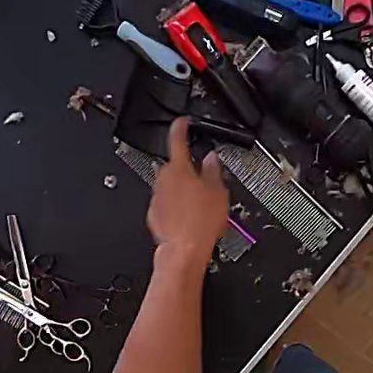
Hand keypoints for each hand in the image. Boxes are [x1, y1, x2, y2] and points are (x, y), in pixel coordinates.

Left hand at [147, 118, 226, 267]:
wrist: (184, 249)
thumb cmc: (200, 223)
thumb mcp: (218, 192)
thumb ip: (212, 171)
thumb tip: (211, 160)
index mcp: (179, 168)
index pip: (178, 139)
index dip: (181, 127)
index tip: (182, 122)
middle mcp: (163, 179)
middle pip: (175, 166)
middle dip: (187, 170)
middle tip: (204, 180)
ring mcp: (157, 196)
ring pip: (170, 185)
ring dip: (182, 190)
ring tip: (199, 204)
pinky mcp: (154, 213)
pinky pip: (166, 203)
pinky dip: (176, 206)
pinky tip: (189, 216)